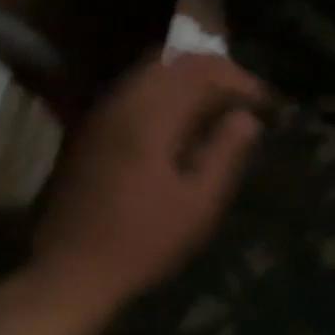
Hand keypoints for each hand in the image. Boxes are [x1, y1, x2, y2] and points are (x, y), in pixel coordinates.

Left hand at [31, 53, 266, 307]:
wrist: (69, 273)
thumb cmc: (142, 241)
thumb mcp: (199, 204)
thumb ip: (226, 152)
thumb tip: (247, 116)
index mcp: (152, 116)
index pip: (203, 71)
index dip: (240, 81)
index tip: (265, 104)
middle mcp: (125, 102)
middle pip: (176, 61)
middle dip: (216, 72)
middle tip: (244, 98)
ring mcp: (103, 114)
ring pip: (153, 72)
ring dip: (190, 79)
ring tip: (219, 107)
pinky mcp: (92, 129)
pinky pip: (137, 90)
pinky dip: (167, 91)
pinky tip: (182, 122)